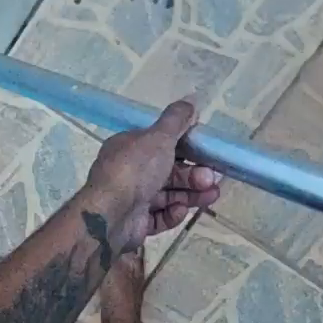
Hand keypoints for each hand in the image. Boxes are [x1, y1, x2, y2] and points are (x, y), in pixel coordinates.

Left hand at [84, 100, 222, 249]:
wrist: (110, 215)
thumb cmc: (134, 170)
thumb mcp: (158, 137)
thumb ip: (176, 120)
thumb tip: (191, 99)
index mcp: (127, 148)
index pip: (160, 145)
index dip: (185, 148)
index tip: (207, 151)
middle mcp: (128, 173)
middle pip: (168, 172)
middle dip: (193, 175)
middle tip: (211, 178)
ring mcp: (131, 200)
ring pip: (167, 195)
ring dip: (191, 195)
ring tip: (211, 196)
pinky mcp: (135, 223)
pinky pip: (159, 217)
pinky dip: (172, 214)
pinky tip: (180, 210)